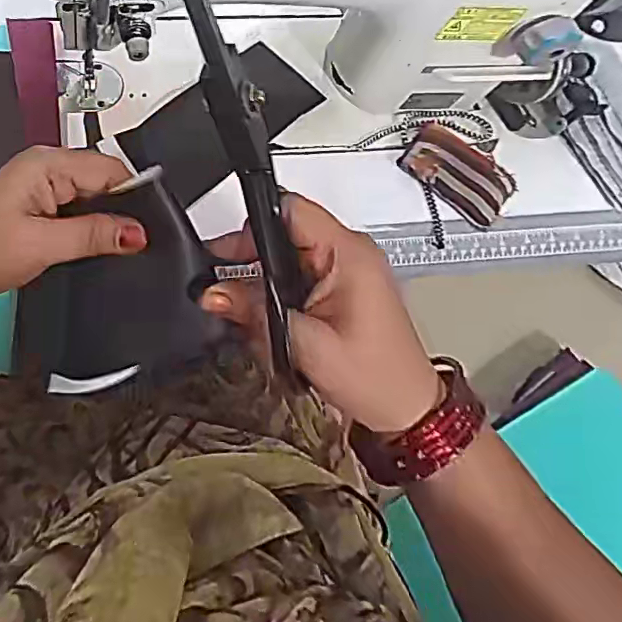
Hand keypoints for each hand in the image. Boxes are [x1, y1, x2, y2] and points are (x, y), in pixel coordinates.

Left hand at [0, 146, 147, 309]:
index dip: (132, 197)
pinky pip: (78, 208)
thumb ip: (94, 234)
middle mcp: (44, 166)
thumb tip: (135, 231)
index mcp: (45, 163)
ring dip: (103, 220)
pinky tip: (87, 244)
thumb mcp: (43, 244)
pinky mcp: (39, 204)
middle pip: (103, 180)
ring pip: (92, 196)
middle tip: (129, 242)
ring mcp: (41, 184)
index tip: (144, 229)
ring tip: (107, 246)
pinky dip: (88, 226)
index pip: (109, 168)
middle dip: (119, 209)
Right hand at [199, 194, 443, 431]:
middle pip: (283, 230)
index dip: (253, 229)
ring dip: (262, 279)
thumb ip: (255, 312)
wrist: (406, 411)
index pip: (290, 211)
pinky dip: (277, 290)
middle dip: (250, 258)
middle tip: (229, 287)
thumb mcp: (305, 344)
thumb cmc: (377, 379)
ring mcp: (346, 268)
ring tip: (252, 310)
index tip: (228, 255)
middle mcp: (350, 253)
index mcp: (349, 254)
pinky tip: (273, 316)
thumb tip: (215, 291)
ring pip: (285, 253)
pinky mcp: (340, 284)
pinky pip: (296, 271)